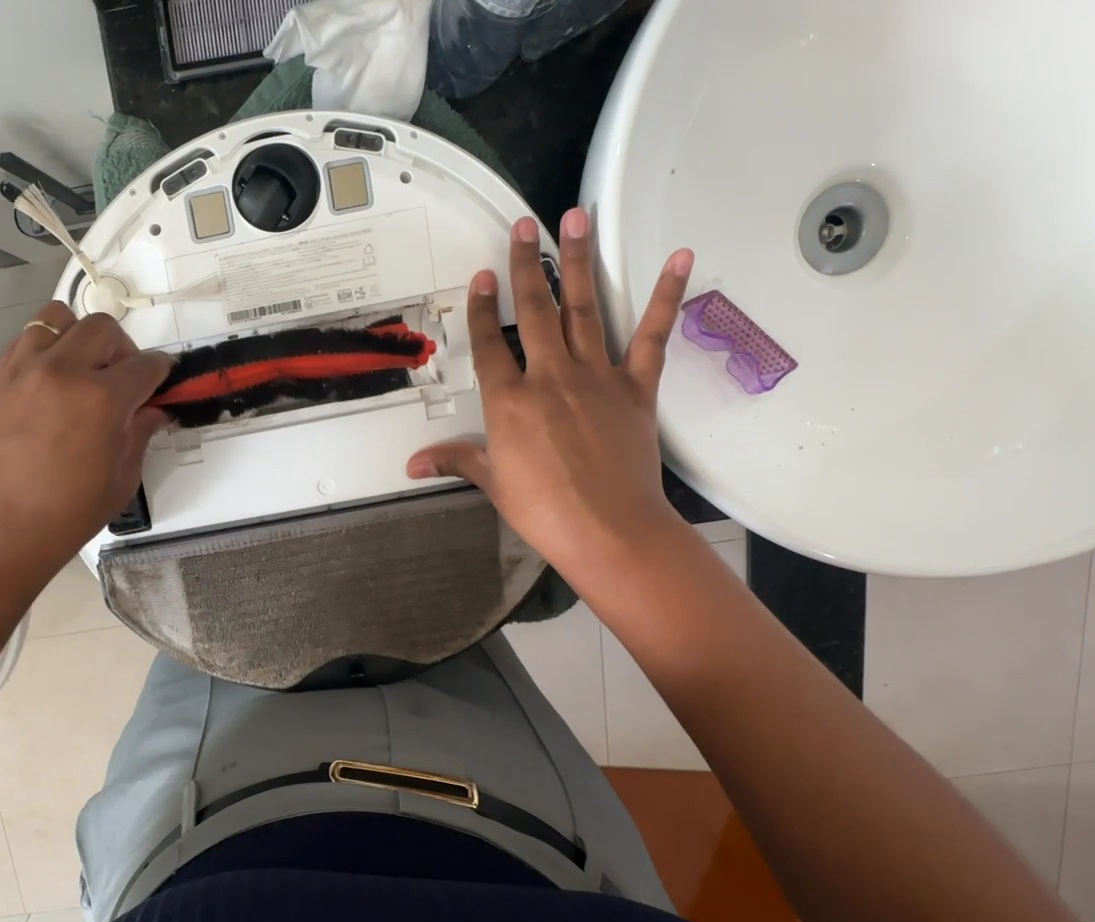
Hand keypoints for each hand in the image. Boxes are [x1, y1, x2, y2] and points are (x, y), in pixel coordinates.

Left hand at [0, 302, 170, 592]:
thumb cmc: (64, 519)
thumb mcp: (119, 482)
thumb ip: (139, 436)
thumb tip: (154, 411)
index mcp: (102, 400)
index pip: (145, 366)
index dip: (161, 374)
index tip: (162, 383)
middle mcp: (63, 371)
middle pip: (104, 329)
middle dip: (123, 350)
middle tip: (124, 381)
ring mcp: (24, 370)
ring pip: (60, 319)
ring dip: (81, 337)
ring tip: (84, 370)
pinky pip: (27, 338)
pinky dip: (47, 346)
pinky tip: (52, 381)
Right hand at [406, 210, 694, 584]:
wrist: (607, 529)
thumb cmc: (544, 510)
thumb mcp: (493, 482)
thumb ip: (456, 460)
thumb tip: (415, 464)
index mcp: (509, 402)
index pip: (488, 345)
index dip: (481, 310)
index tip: (481, 278)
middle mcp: (550, 377)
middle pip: (534, 311)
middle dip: (527, 265)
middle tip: (524, 226)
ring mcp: (596, 377)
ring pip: (583, 309)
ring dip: (579, 262)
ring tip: (576, 219)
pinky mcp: (636, 387)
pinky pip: (651, 336)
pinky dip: (666, 297)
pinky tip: (679, 260)